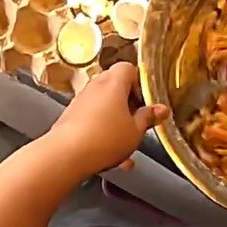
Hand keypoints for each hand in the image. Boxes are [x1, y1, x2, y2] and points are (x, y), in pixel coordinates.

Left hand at [40, 63, 168, 177]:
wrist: (66, 156)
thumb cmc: (104, 139)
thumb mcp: (136, 131)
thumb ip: (149, 117)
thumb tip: (160, 109)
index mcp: (113, 83)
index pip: (128, 68)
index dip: (140, 83)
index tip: (147, 102)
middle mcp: (95, 88)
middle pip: (116, 88)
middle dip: (129, 105)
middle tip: (139, 123)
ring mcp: (80, 103)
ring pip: (104, 108)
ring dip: (116, 123)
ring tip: (126, 145)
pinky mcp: (70, 119)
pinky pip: (92, 123)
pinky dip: (103, 135)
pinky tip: (112, 158)